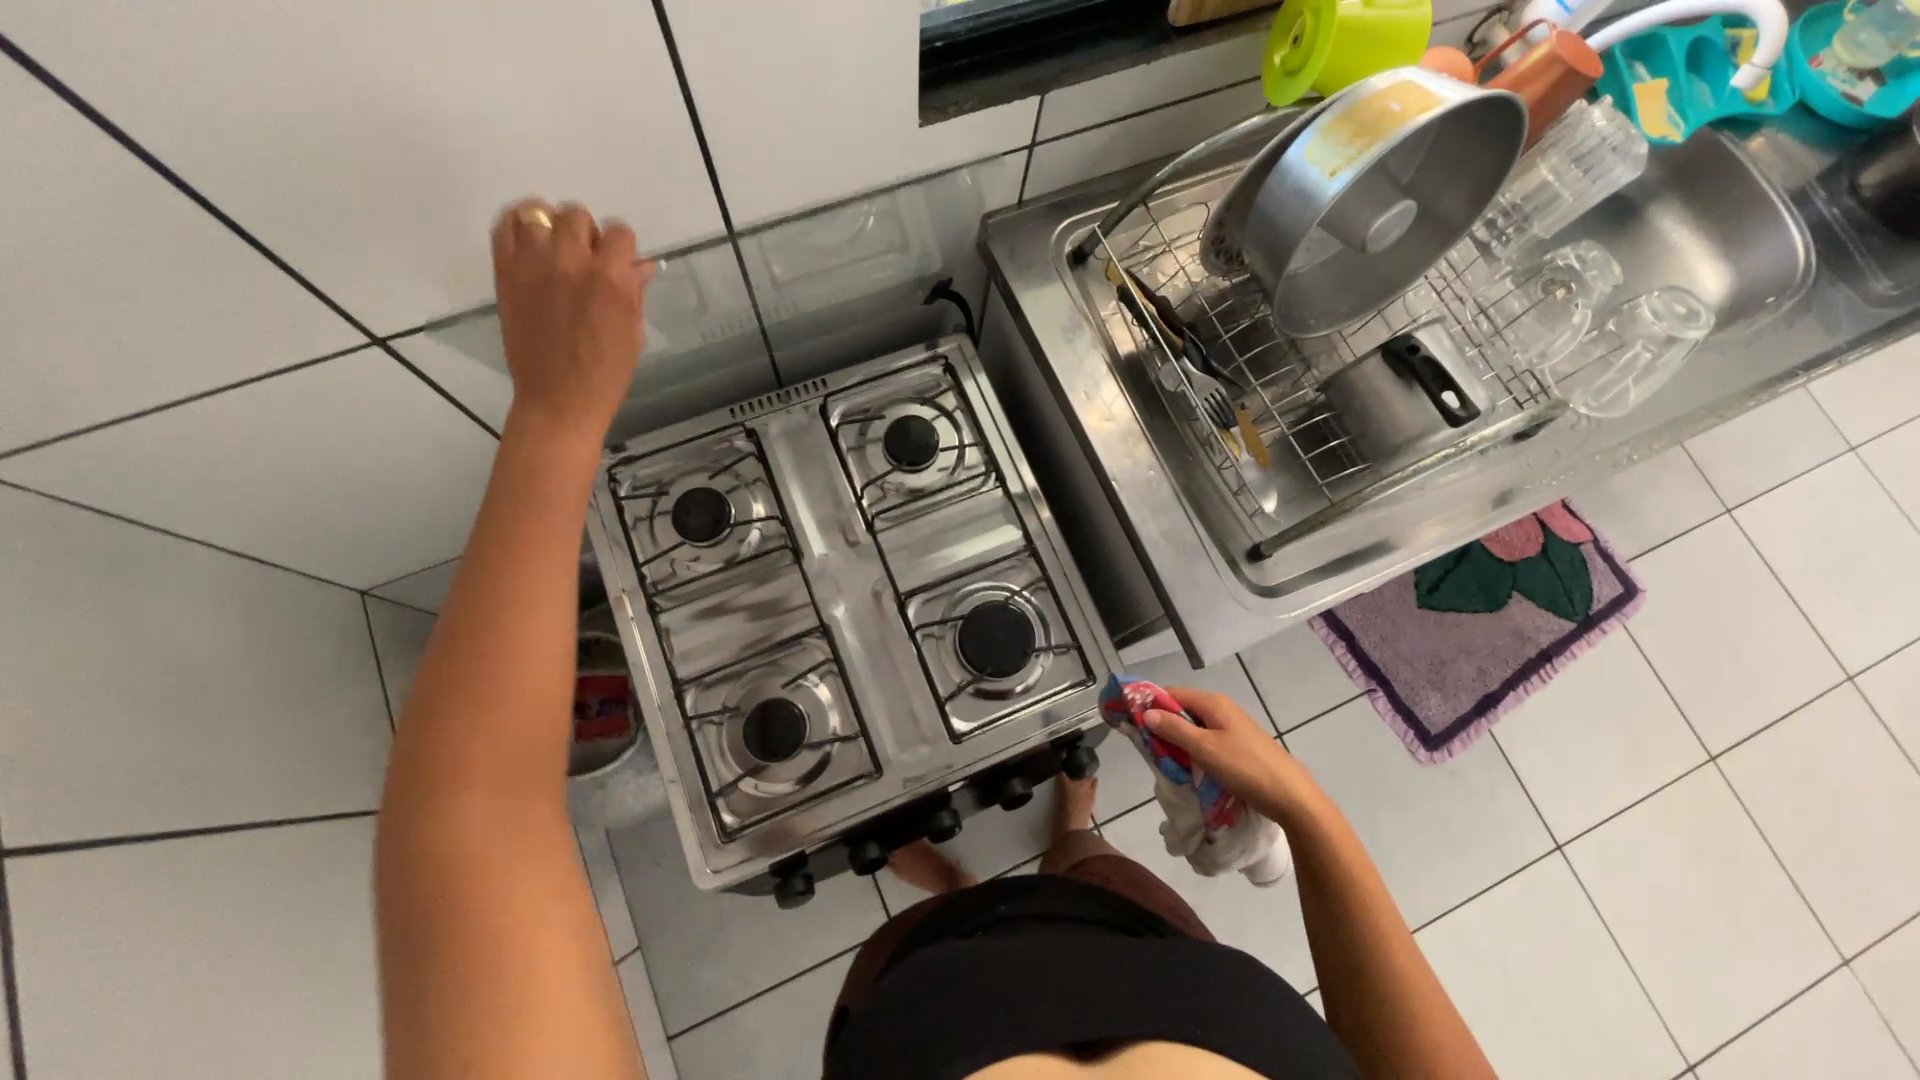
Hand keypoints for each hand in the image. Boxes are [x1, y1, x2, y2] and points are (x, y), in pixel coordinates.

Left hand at [491, 198, 656, 435]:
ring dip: (550, 225)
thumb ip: (634, 291)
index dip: (621, 248)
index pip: (620, 232)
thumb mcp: (633, 332)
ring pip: (538, 212)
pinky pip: (505, 226)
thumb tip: (640, 265)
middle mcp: (571, 261)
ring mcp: (533, 264)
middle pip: (577, 215)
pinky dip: (516, 225)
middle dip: (586, 235)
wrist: (559, 399)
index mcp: (610, 278)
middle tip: (585, 261)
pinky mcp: (506, 271)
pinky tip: (528, 241)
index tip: (618, 265)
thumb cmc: (606, 372)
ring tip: (554, 249)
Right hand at [1144, 686, 1324, 826]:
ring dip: (1177, 739)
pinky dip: (1193, 749)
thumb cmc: (1245, 767)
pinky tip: (1187, 765)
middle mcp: (1222, 709)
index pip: (1172, 693)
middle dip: (1162, 723)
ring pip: (1194, 726)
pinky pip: (1207, 740)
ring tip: (1163, 758)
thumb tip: (1146, 712)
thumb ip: (1174, 728)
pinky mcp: (1238, 745)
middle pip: (1183, 709)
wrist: (1290, 796)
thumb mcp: (1204, 748)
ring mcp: (1232, 727)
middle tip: (1145, 744)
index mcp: (1213, 703)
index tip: (1130, 720)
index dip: (1150, 703)